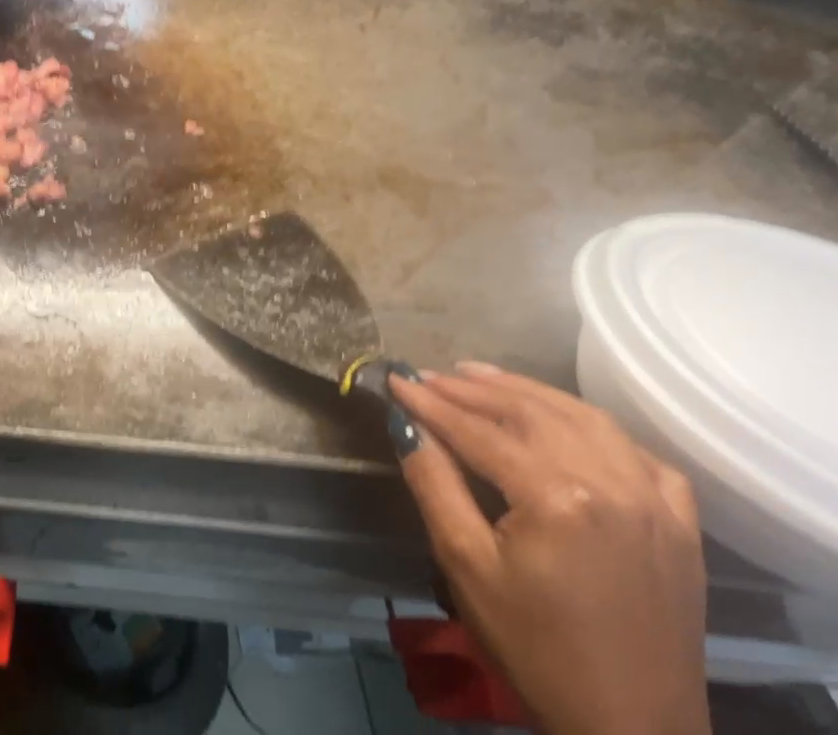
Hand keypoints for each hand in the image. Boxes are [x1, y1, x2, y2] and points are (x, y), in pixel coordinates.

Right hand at [390, 362, 708, 734]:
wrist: (627, 718)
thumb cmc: (531, 642)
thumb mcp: (465, 562)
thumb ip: (434, 484)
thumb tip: (405, 426)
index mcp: (559, 497)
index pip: (480, 432)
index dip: (431, 403)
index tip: (395, 380)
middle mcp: (616, 484)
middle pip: (534, 414)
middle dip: (476, 389)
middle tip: (431, 376)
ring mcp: (657, 501)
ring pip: (588, 421)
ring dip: (530, 394)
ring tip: (483, 377)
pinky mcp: (681, 523)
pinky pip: (638, 454)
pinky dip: (593, 428)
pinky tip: (565, 424)